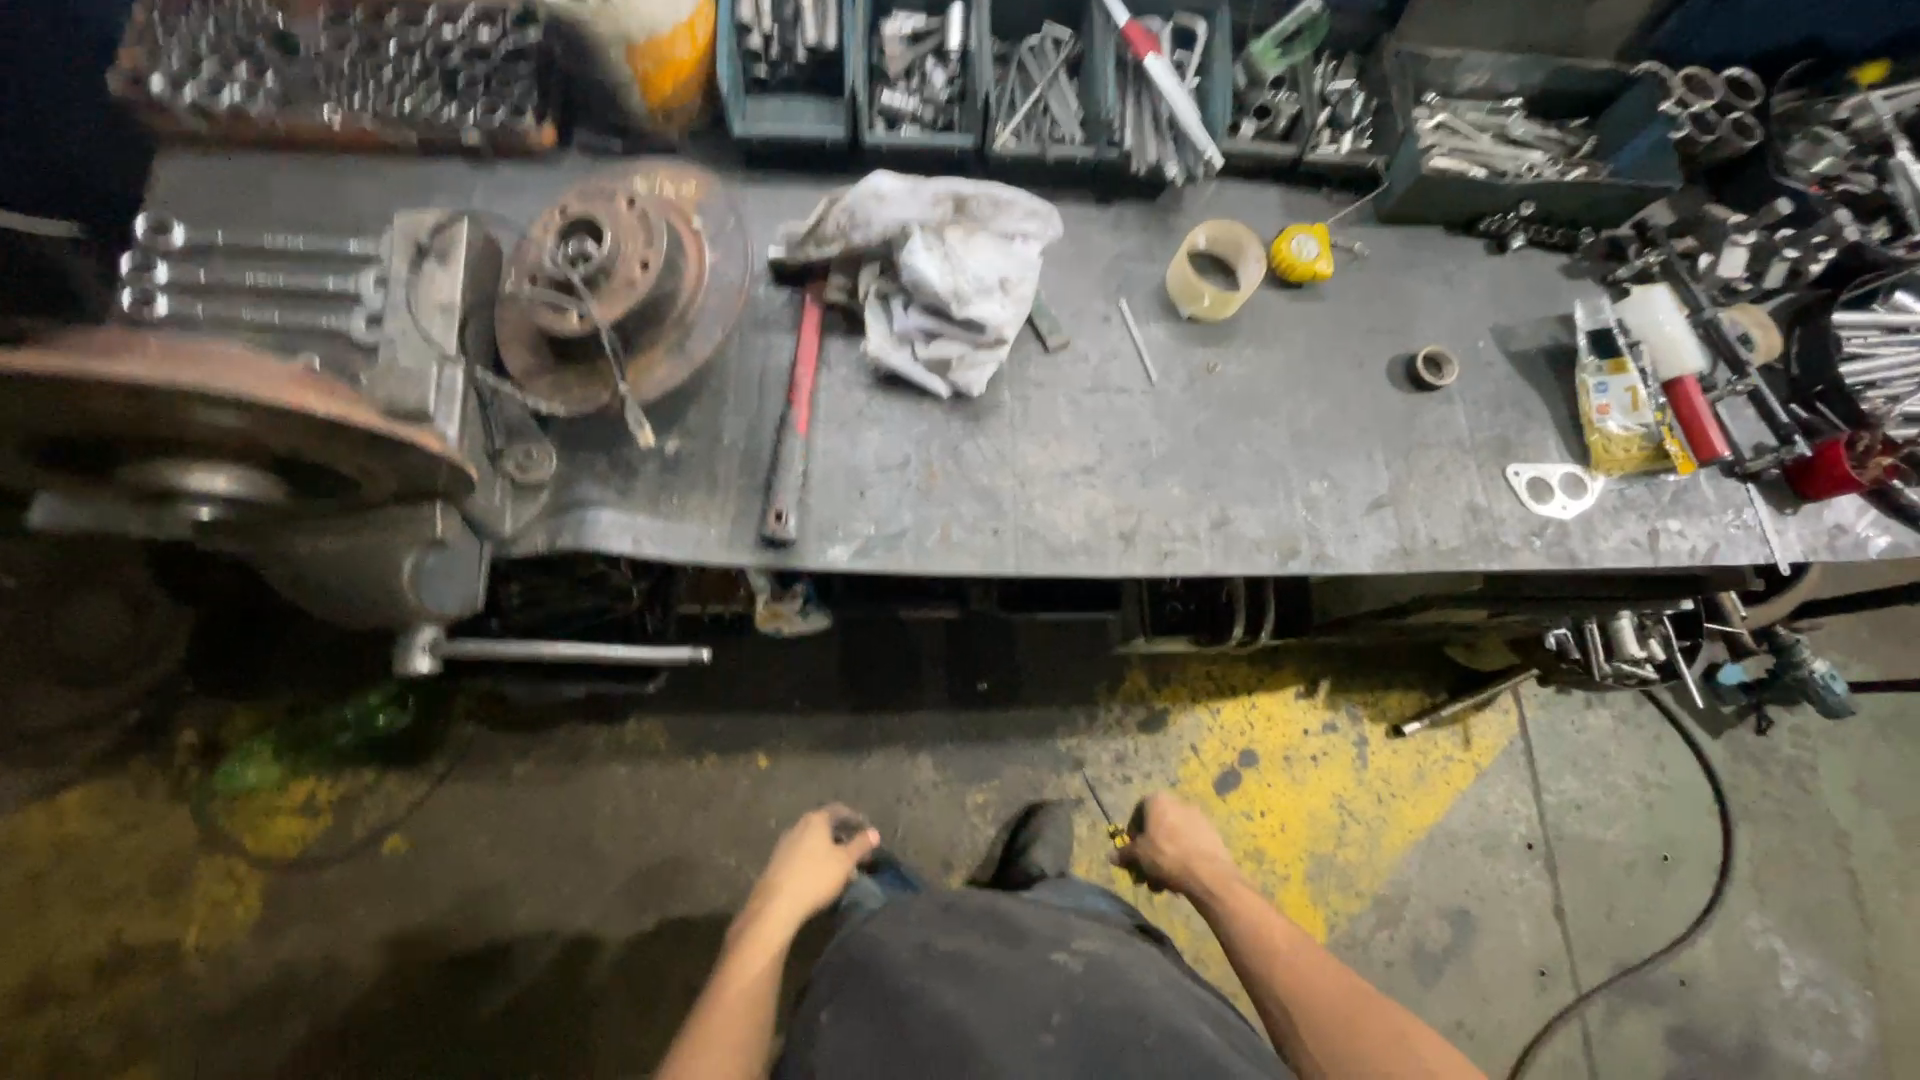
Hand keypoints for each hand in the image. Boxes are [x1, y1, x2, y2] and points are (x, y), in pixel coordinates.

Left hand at [740, 804, 880, 935]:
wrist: (776, 905)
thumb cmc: (816, 877)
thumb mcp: (845, 861)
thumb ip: (861, 844)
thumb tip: (874, 832)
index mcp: (816, 820)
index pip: (839, 810)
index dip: (855, 819)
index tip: (867, 831)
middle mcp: (798, 826)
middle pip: (826, 826)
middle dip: (843, 837)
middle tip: (857, 852)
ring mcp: (785, 843)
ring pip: (814, 841)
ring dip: (830, 851)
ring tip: (843, 868)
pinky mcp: (777, 862)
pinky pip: (803, 854)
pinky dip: (816, 860)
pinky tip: (822, 877)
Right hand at [1113, 791, 1241, 897]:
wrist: (1208, 873)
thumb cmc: (1166, 856)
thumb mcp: (1138, 856)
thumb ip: (1124, 853)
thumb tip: (1111, 856)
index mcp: (1158, 800)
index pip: (1138, 813)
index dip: (1132, 835)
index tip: (1132, 853)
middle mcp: (1178, 802)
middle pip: (1156, 828)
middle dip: (1149, 853)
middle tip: (1146, 874)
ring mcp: (1198, 817)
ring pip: (1173, 839)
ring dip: (1164, 860)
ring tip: (1162, 884)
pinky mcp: (1212, 833)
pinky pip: (1189, 844)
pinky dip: (1182, 858)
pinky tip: (1179, 879)